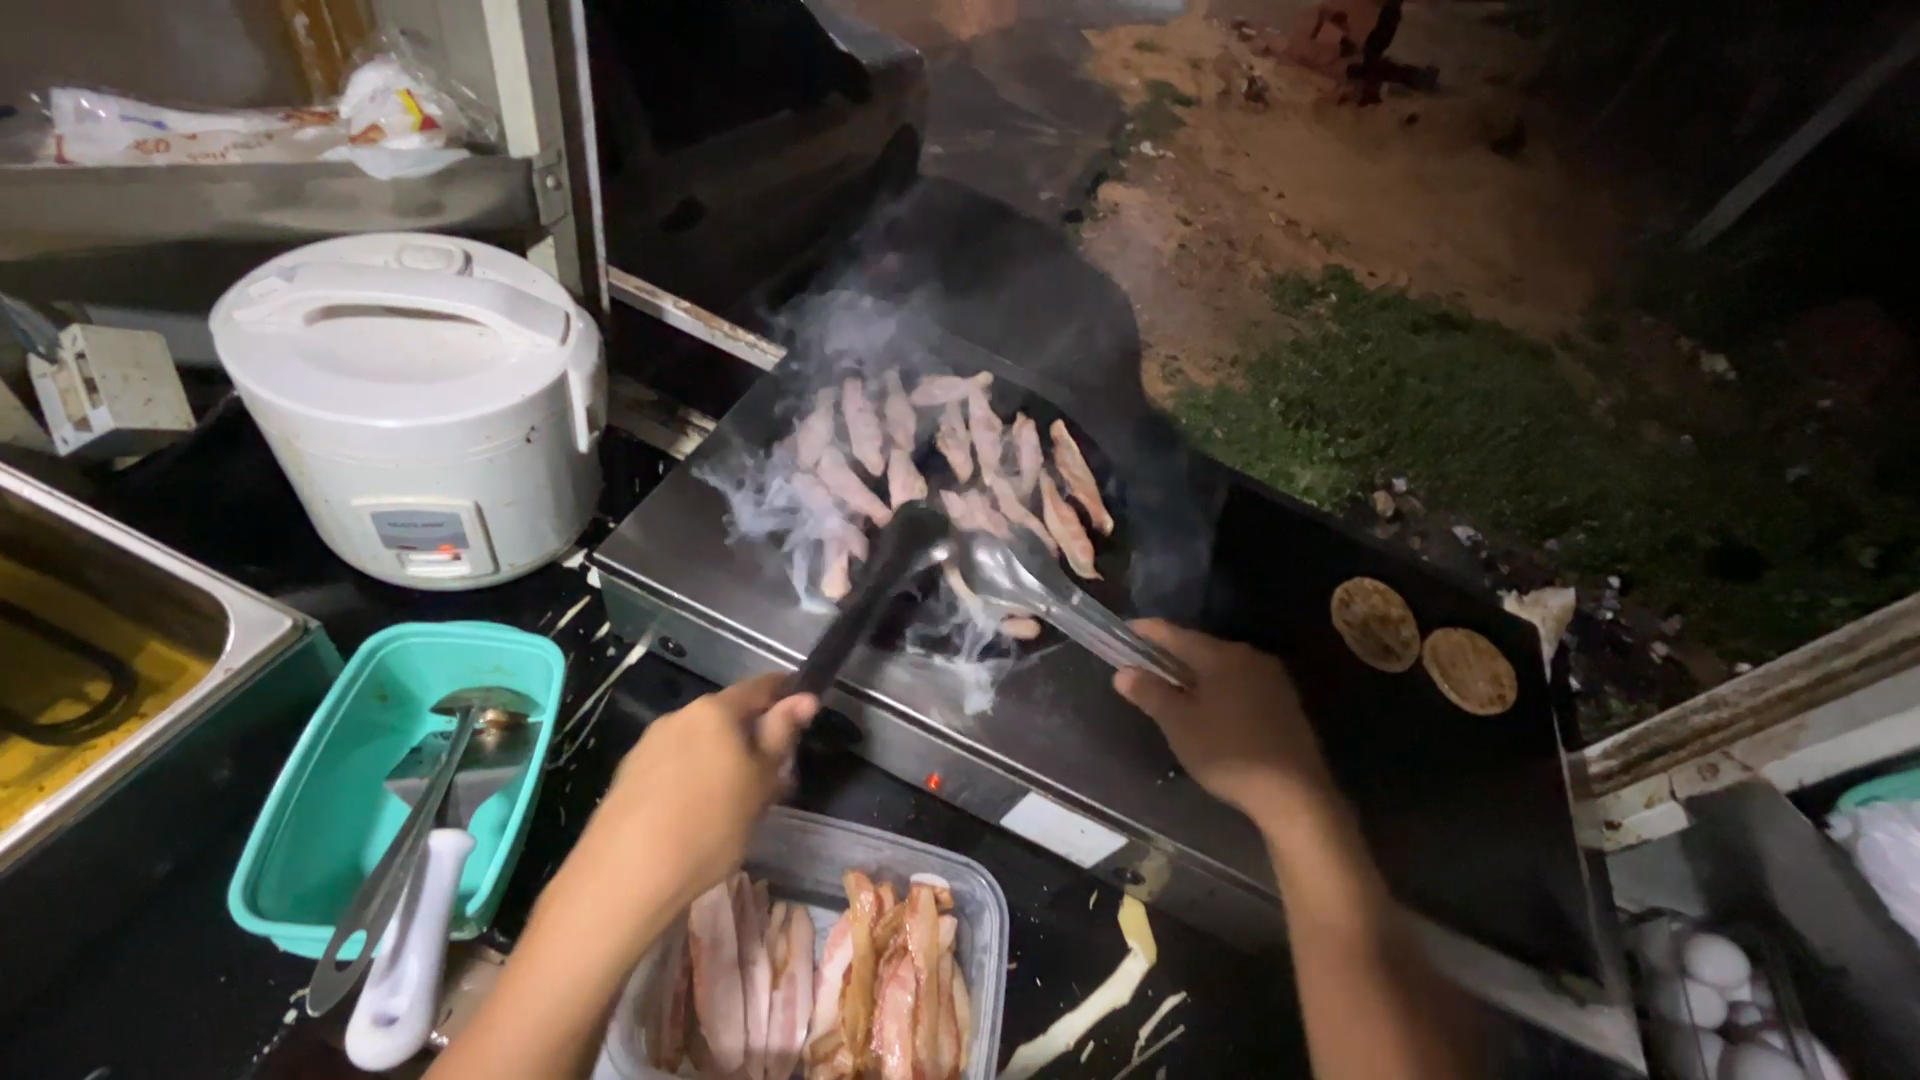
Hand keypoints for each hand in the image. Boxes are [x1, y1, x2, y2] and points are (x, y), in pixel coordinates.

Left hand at [558, 674, 818, 921]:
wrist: (625, 877)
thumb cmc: (709, 825)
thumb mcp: (760, 782)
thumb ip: (781, 735)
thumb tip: (804, 697)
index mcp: (715, 710)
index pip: (760, 687)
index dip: (785, 694)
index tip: (804, 713)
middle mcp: (679, 716)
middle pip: (726, 715)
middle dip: (752, 736)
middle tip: (774, 774)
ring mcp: (648, 745)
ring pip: (699, 742)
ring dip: (722, 758)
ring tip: (736, 801)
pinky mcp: (628, 775)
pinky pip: (674, 764)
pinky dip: (694, 777)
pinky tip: (698, 814)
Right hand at [1114, 620, 1333, 819]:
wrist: (1294, 793)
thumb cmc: (1228, 753)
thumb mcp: (1179, 724)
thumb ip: (1150, 693)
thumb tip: (1123, 673)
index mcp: (1221, 656)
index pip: (1175, 634)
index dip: (1147, 632)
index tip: (1126, 630)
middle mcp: (1249, 657)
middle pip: (1201, 648)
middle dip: (1172, 655)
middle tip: (1145, 664)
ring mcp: (1272, 679)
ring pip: (1223, 666)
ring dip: (1196, 673)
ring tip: (1174, 687)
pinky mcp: (1284, 702)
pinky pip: (1241, 683)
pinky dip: (1219, 687)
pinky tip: (1210, 707)